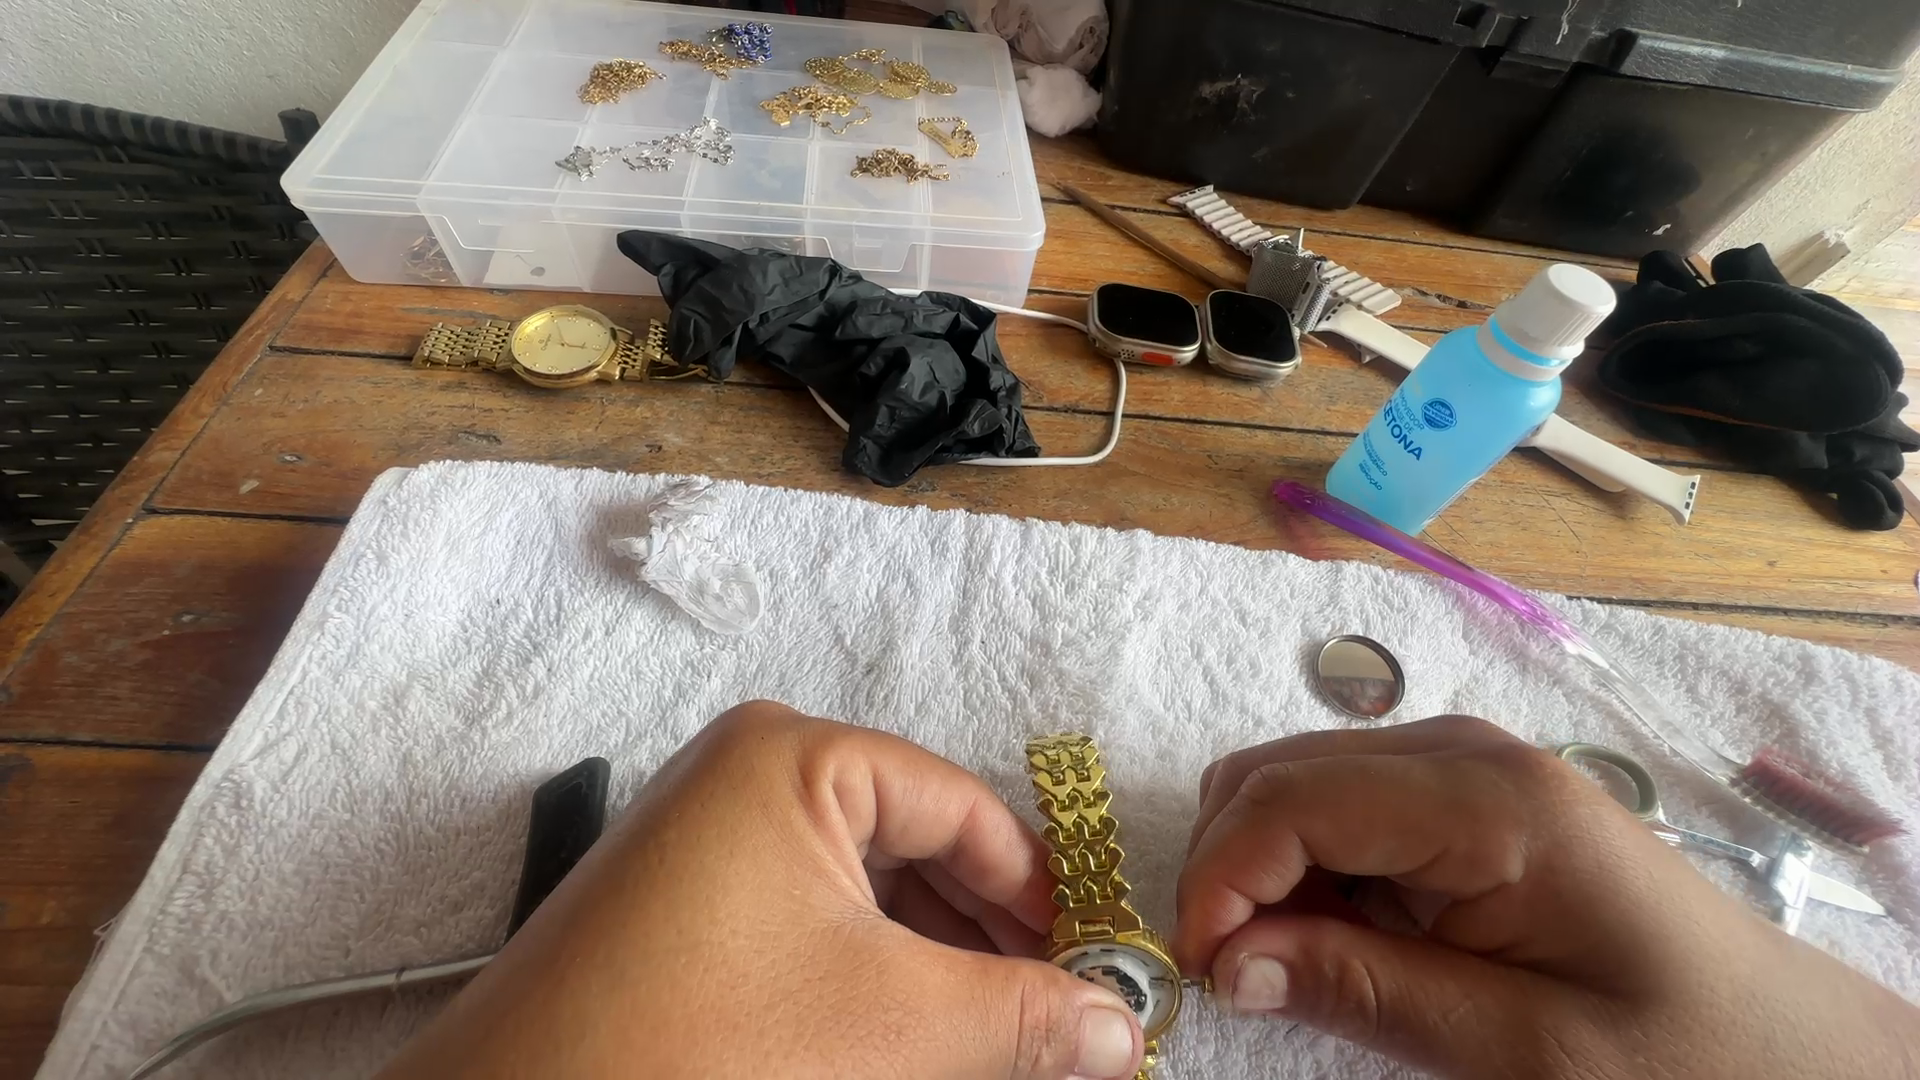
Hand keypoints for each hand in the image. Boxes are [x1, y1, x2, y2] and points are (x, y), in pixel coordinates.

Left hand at [377, 701, 1142, 1079]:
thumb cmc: (701, 1052)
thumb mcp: (890, 1025)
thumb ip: (1020, 1017)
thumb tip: (1122, 1028)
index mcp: (799, 751)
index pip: (959, 805)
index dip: (1032, 886)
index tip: (1085, 961)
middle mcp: (754, 760)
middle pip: (914, 834)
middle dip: (983, 926)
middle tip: (1048, 1006)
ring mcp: (715, 815)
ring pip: (864, 871)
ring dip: (930, 946)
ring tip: (987, 1024)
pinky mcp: (691, 876)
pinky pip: (811, 896)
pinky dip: (867, 953)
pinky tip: (906, 1013)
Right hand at [1177, 715, 1919, 1079]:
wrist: (1801, 1047)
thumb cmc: (1691, 1061)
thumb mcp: (1533, 1058)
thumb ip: (1366, 994)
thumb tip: (1226, 965)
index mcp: (1485, 797)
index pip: (1292, 801)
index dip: (1221, 876)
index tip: (1198, 967)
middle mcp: (1446, 746)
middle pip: (1269, 776)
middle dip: (1225, 869)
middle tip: (1236, 972)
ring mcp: (1438, 755)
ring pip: (1277, 781)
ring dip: (1253, 868)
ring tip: (1295, 955)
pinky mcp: (1431, 780)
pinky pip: (1315, 801)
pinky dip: (1290, 865)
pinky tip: (1333, 927)